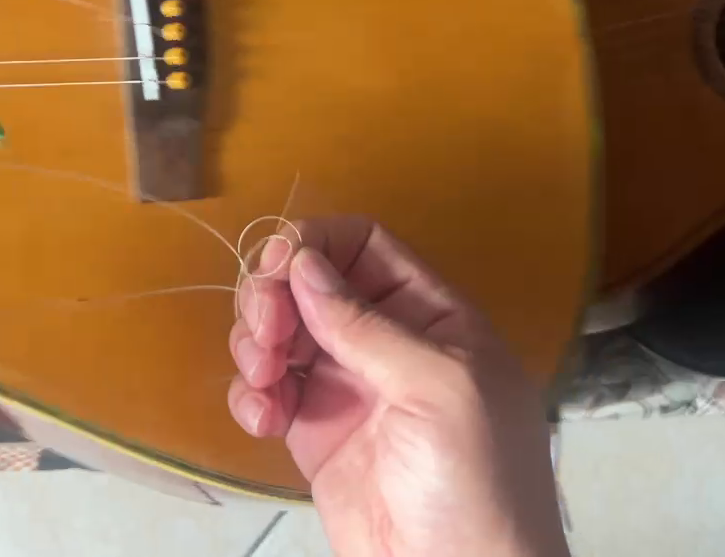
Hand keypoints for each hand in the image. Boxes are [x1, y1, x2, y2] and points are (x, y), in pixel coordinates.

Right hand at [228, 216, 567, 556]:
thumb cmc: (474, 483)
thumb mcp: (439, 391)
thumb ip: (366, 322)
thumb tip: (299, 260)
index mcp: (424, 313)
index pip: (360, 242)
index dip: (314, 241)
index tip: (280, 268)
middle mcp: (378, 336)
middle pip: (303, 278)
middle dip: (271, 295)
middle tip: (266, 334)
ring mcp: (340, 380)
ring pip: (275, 325)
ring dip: (254, 342)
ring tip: (265, 382)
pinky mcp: (308, 425)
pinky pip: (263, 385)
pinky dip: (251, 393)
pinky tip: (263, 421)